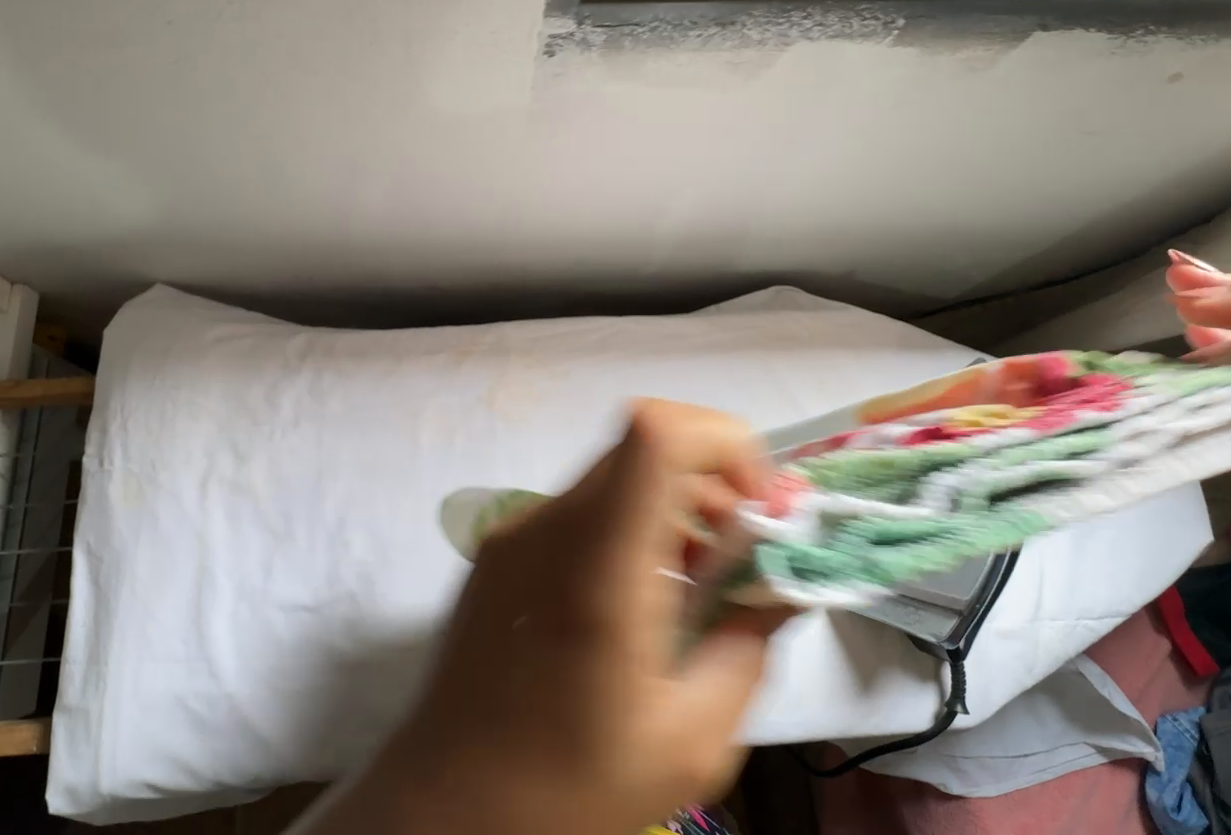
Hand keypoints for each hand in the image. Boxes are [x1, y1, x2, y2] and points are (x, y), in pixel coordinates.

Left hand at [291, 400, 793, 834]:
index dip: (724, 442)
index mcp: (598, 564)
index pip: (656, 433)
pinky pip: (576, 508)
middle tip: (742, 550)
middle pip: (641, 445)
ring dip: (669, 504)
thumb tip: (781, 584)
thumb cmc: (572, 782)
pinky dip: (625, 525)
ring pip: (610, 474)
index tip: (759, 506)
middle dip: (711, 479)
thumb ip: (747, 647)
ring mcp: (513, 532)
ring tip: (694, 581)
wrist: (449, 801)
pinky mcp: (497, 550)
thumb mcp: (690, 740)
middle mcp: (548, 526)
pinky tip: (636, 596)